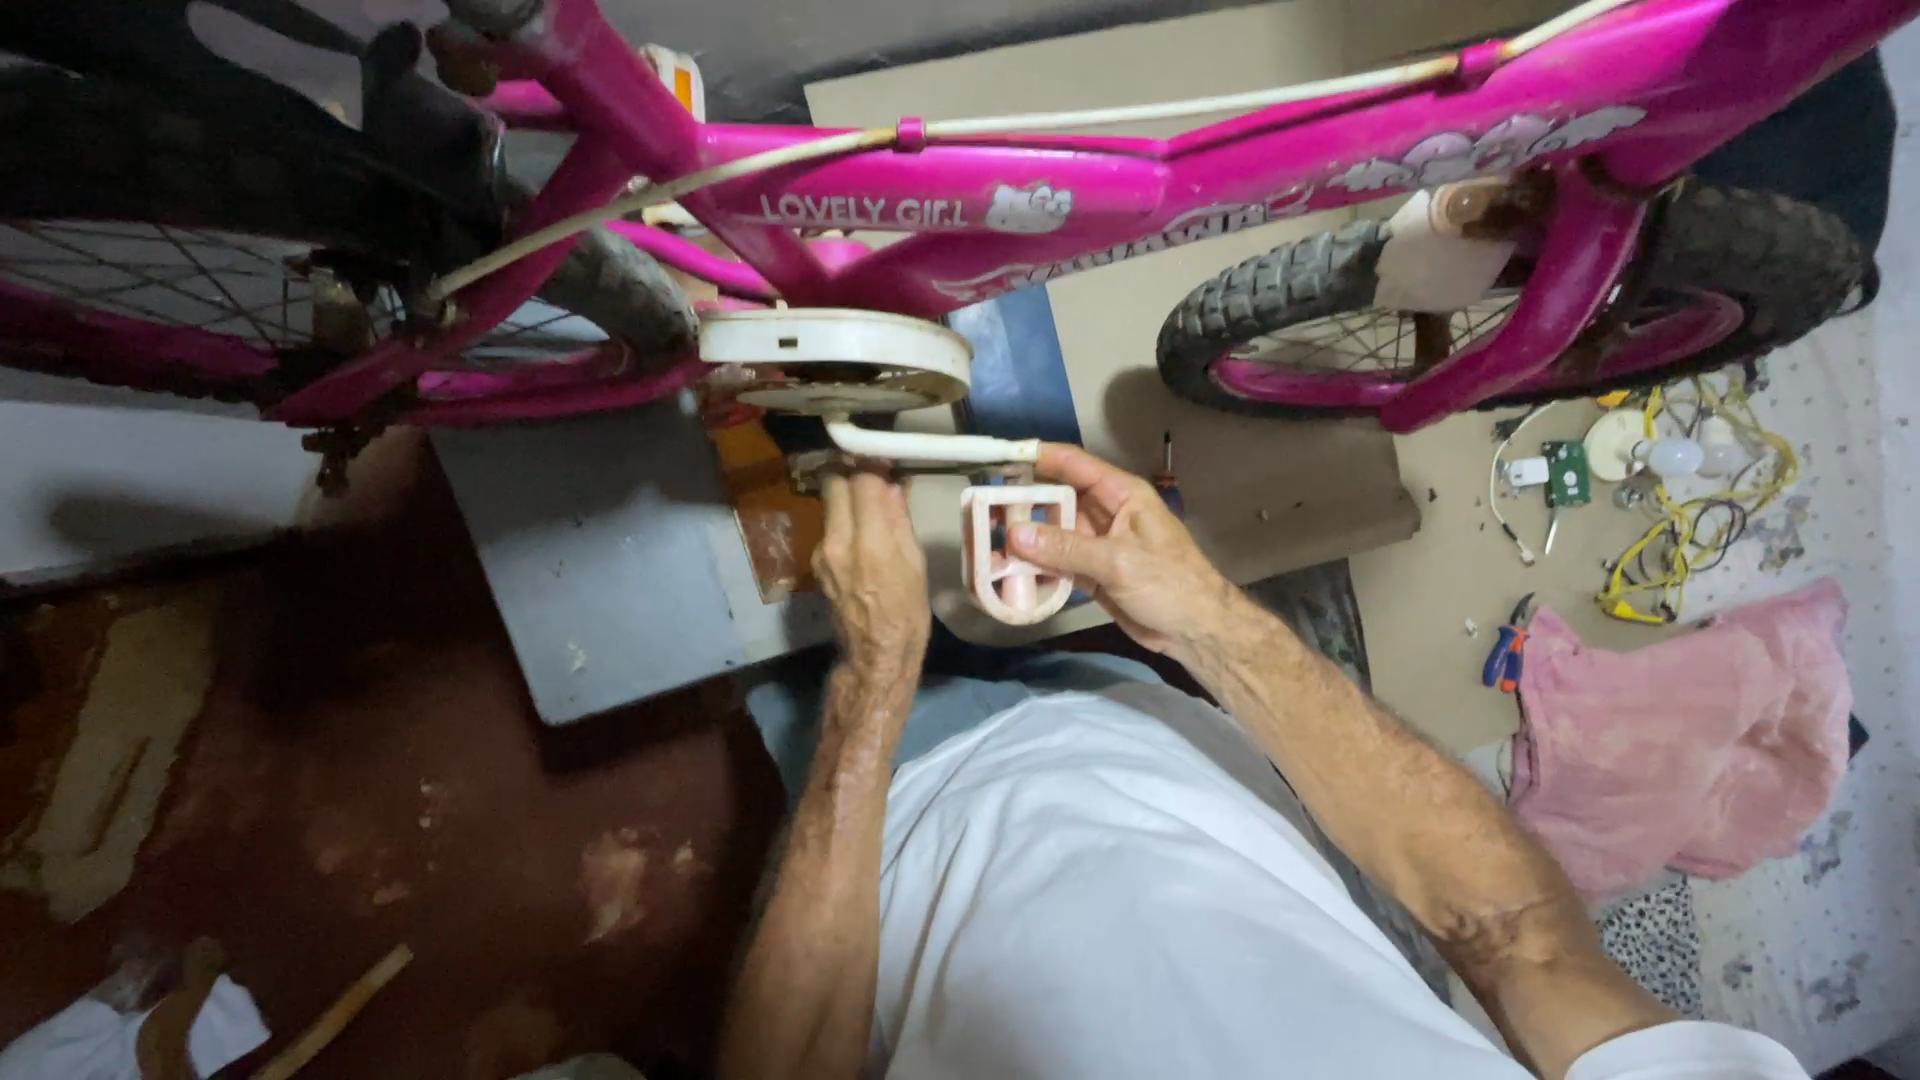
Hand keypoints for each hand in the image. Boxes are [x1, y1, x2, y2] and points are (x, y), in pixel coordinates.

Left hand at [814, 463, 930, 675]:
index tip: (886, 462)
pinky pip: (829, 528)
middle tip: (873, 476)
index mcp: (869, 541)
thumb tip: (891, 486)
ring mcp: (821, 553)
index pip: (862, 481)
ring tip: (871, 505)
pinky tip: (861, 532)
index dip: (874, 465)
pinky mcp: (816, 564)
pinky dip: (844, 522)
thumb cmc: (907, 612)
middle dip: (853, 474)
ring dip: (847, 498)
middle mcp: (837, 541)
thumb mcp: (915, 563)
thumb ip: (898, 520)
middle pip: (834, 483)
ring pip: (829, 505)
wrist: (876, 653)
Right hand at [1007, 443, 1243, 658]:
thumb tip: (1015, 535)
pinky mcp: (1091, 573)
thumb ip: (1066, 548)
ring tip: (987, 541)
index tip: (1003, 456)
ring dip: (1025, 539)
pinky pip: (1056, 563)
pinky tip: (1009, 572)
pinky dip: (1036, 567)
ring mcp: (1097, 544)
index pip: (1075, 465)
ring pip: (1052, 533)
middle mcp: (1106, 513)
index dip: (1040, 458)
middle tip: (982, 509)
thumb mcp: (1119, 562)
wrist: (1196, 631)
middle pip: (1057, 499)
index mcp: (1121, 495)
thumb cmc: (1170, 584)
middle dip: (1022, 503)